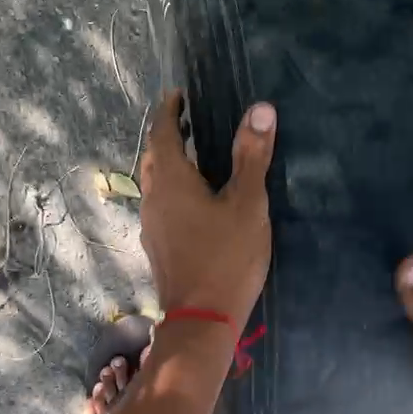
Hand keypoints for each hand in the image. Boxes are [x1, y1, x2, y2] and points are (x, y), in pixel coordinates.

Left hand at [138, 90, 277, 324]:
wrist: (202, 318)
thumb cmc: (226, 256)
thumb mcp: (247, 203)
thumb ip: (252, 155)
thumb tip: (260, 108)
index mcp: (171, 180)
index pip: (162, 133)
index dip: (169, 111)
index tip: (178, 94)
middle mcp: (153, 197)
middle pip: (153, 156)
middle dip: (167, 134)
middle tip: (188, 119)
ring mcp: (152, 224)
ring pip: (154, 181)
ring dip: (168, 161)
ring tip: (194, 153)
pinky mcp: (158, 245)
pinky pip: (160, 201)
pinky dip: (172, 186)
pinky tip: (194, 197)